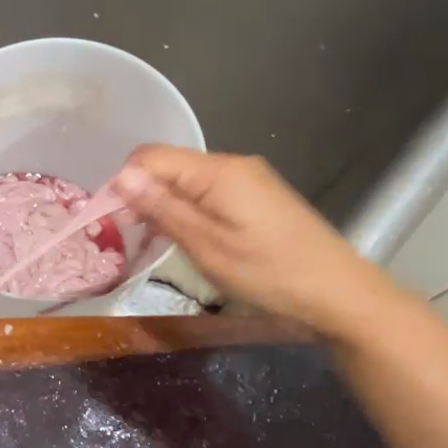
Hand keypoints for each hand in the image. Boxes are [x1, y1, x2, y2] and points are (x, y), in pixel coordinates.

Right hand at [107, 145, 404, 337]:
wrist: (336, 291)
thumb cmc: (268, 272)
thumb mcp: (206, 245)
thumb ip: (163, 208)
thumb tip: (121, 177)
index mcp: (218, 172)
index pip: (150, 157)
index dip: (123, 184)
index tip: (111, 222)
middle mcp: (231, 166)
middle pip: (166, 166)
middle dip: (140, 196)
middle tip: (131, 239)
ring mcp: (245, 180)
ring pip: (183, 181)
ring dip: (161, 206)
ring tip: (156, 244)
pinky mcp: (253, 196)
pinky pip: (204, 192)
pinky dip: (184, 211)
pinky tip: (185, 240)